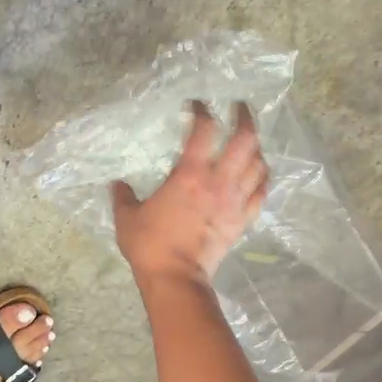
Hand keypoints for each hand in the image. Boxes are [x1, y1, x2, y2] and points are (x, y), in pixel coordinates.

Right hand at [110, 100, 268, 287]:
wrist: (176, 277)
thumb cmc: (149, 245)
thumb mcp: (127, 218)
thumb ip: (123, 197)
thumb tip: (118, 184)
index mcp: (189, 175)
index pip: (203, 130)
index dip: (202, 111)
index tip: (196, 104)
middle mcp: (218, 181)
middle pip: (245, 139)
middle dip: (244, 118)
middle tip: (238, 108)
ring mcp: (235, 201)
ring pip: (258, 163)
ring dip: (255, 146)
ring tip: (248, 139)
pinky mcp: (242, 220)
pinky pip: (261, 191)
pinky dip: (263, 177)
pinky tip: (259, 172)